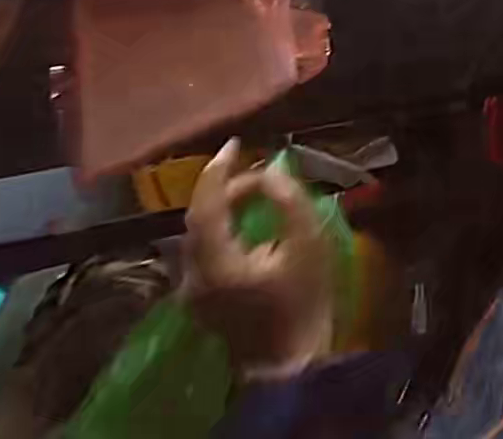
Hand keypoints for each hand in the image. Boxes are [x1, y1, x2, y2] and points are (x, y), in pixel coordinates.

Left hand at [184, 139, 334, 379]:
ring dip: (224, 205)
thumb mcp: (309, 242)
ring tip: (256, 188)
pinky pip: (204, 247)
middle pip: (199, 217)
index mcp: (216, 264)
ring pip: (199, 232)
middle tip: (258, 167)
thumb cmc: (305, 298)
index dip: (218, 171)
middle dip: (226, 186)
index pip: (206, 206)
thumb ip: (290, 200)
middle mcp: (193, 277)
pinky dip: (222, 224)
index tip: (235, 143)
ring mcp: (192, 290)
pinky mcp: (200, 297)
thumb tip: (271, 170)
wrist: (289, 360)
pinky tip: (246, 218)